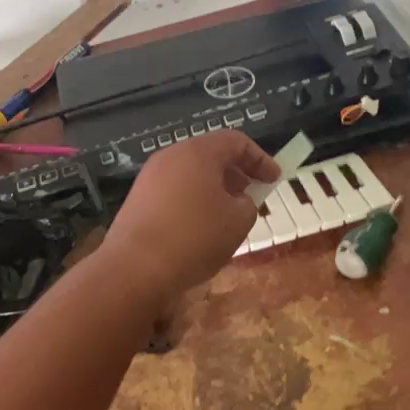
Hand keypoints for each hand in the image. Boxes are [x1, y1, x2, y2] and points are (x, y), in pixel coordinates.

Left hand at [100, 131, 280, 298]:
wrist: (135, 268)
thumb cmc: (194, 238)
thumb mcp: (238, 222)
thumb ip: (248, 204)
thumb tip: (237, 202)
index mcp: (198, 152)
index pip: (236, 142)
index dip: (261, 159)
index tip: (275, 179)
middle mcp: (171, 156)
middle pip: (210, 155)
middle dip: (236, 173)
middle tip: (253, 194)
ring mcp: (149, 178)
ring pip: (190, 174)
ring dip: (214, 189)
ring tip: (228, 215)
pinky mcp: (137, 200)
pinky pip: (174, 192)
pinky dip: (193, 201)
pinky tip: (200, 229)